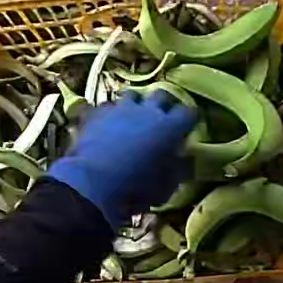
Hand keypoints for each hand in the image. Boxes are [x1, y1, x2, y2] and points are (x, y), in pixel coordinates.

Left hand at [46, 90, 197, 225]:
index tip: (188, 125)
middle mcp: (148, 111)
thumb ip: (180, 169)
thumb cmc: (136, 187)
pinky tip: (106, 124)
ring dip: (135, 103)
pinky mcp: (97, 113)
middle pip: (161, 95)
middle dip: (163, 103)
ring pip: (132, 95)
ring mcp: (120, 109)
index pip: (188, 113)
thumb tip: (187, 159)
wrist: (93, 182)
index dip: (190, 118)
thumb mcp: (166, 186)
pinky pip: (107, 107)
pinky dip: (110, 114)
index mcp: (170, 127)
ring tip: (133, 115)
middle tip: (162, 116)